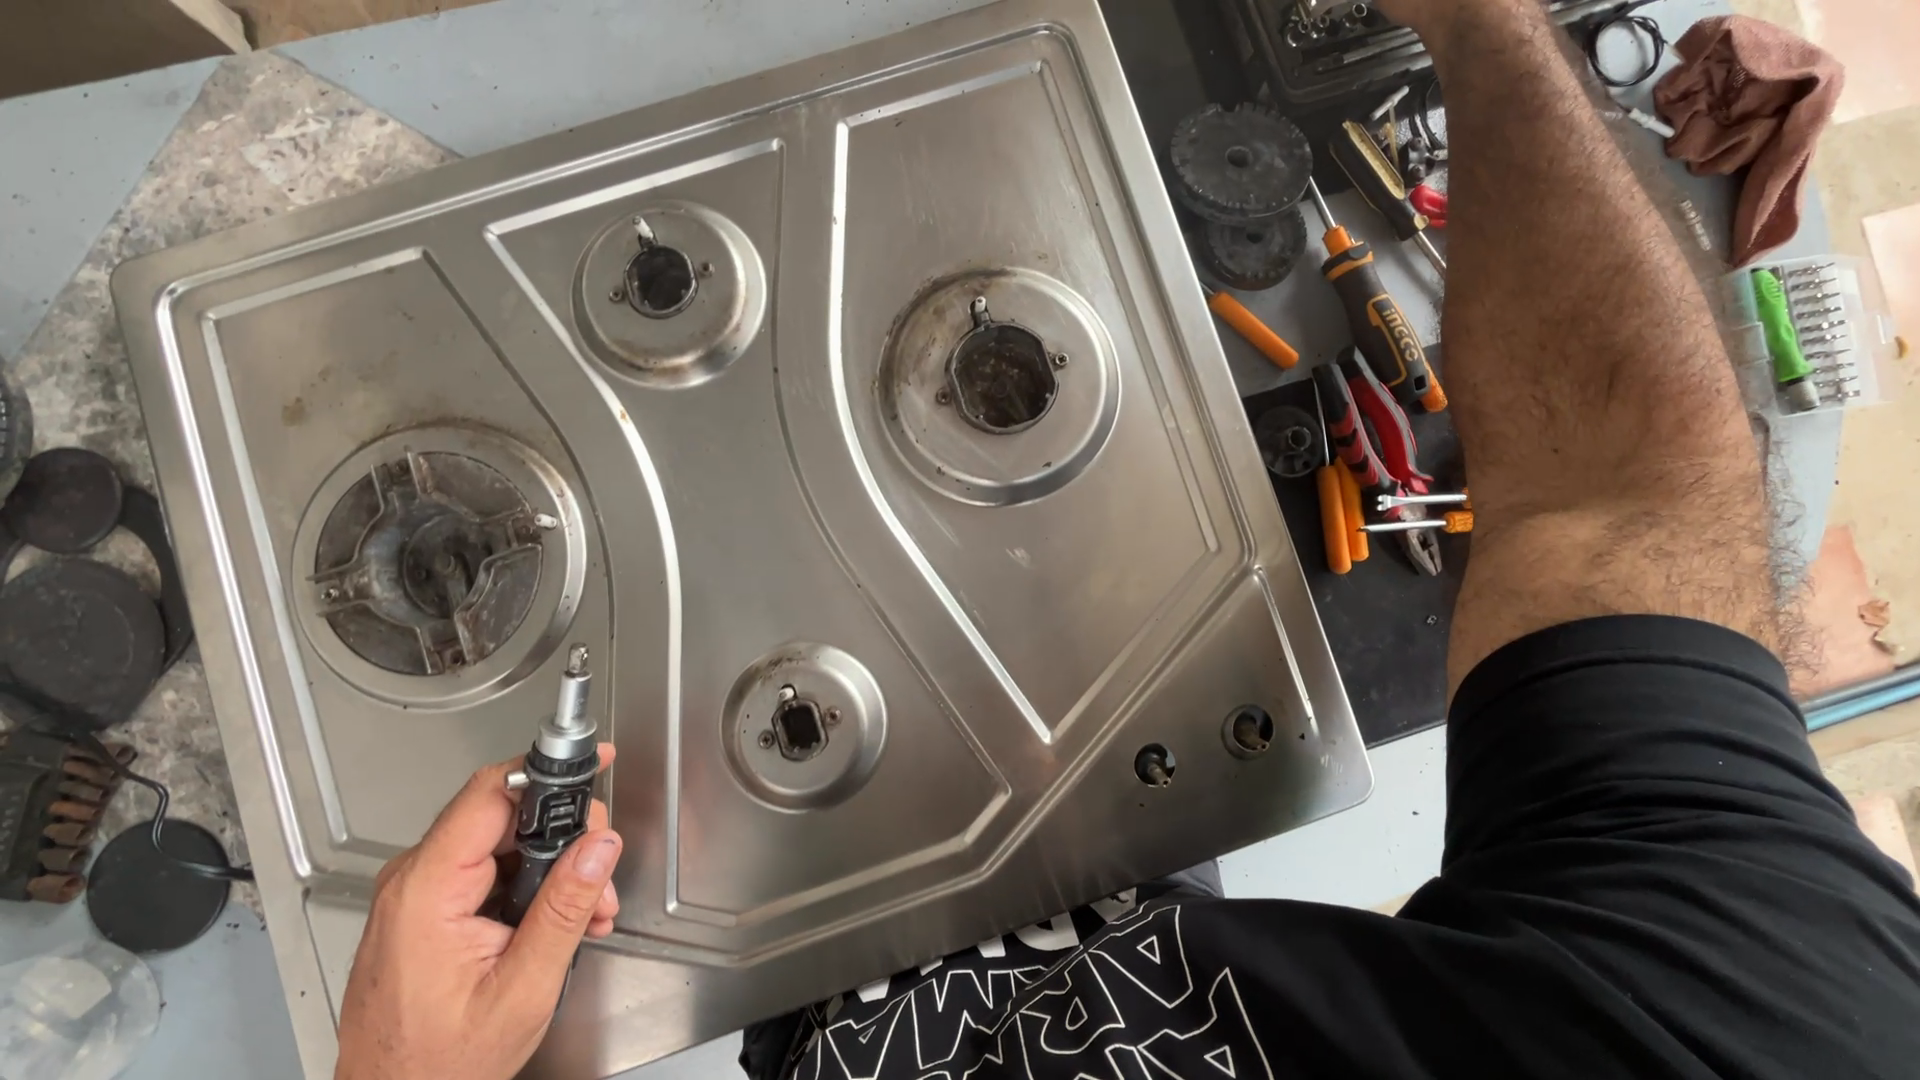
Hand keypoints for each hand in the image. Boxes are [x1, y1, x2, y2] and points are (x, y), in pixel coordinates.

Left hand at [334, 745, 622, 1079]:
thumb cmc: (439, 1067)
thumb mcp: (522, 990)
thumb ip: (564, 909)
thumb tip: (599, 845)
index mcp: (427, 891)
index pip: (490, 794)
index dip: (547, 772)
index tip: (591, 762)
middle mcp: (415, 881)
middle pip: (507, 816)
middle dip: (568, 839)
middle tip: (600, 875)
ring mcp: (420, 894)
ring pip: (507, 845)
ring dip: (557, 869)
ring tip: (587, 912)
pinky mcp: (430, 908)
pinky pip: (493, 871)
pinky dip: (534, 886)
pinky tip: (561, 920)